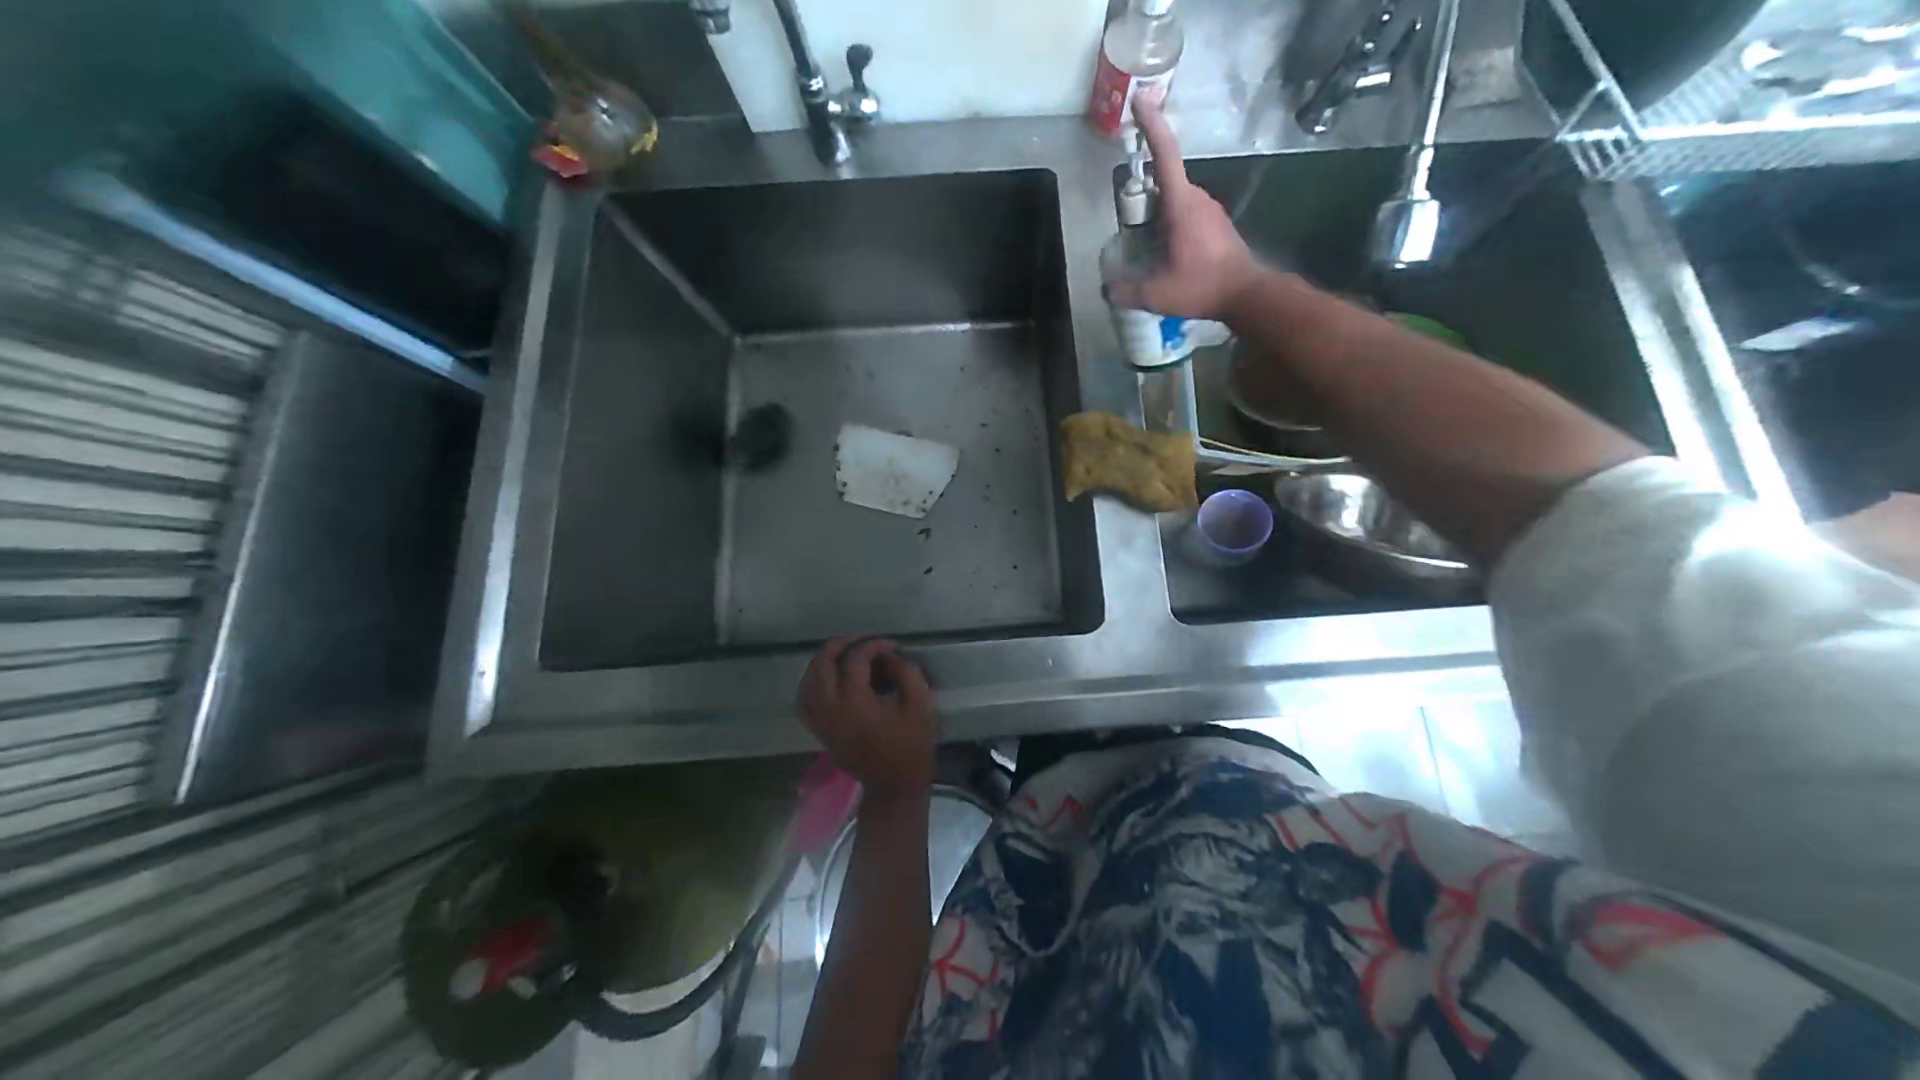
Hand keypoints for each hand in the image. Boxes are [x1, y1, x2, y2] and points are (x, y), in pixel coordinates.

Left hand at [798, 637, 935, 802]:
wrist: (894, 785)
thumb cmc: (911, 745)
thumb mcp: (920, 705)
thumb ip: (906, 672)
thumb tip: (890, 656)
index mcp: (855, 702)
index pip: (855, 659)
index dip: (874, 645)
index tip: (891, 645)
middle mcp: (830, 707)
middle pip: (823, 661)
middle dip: (844, 643)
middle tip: (865, 641)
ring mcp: (820, 719)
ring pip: (809, 677)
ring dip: (826, 659)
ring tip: (847, 653)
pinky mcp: (818, 729)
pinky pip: (804, 698)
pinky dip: (813, 682)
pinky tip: (828, 677)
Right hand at [1105, 96, 1264, 320]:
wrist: (1247, 294)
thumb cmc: (1202, 286)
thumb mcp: (1156, 294)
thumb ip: (1126, 290)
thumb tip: (1107, 289)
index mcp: (1181, 204)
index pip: (1164, 154)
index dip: (1151, 124)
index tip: (1140, 100)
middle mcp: (1197, 199)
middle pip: (1163, 184)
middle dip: (1142, 198)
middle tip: (1127, 226)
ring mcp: (1210, 210)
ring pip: (1174, 203)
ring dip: (1157, 218)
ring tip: (1145, 249)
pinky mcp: (1216, 225)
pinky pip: (1187, 217)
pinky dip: (1171, 228)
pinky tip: (1166, 256)